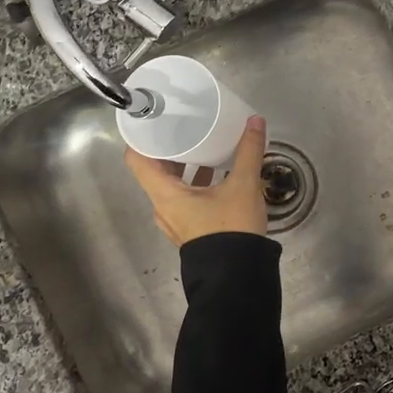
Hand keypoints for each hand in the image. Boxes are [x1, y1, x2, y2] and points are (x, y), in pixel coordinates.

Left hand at [124, 116, 269, 245]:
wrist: (238, 274)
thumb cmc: (232, 226)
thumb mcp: (244, 185)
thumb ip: (249, 151)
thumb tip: (255, 120)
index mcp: (165, 194)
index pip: (137, 159)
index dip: (141, 137)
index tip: (154, 118)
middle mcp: (163, 207)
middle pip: (155, 170)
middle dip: (170, 148)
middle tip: (185, 126)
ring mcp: (175, 220)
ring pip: (171, 186)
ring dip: (184, 167)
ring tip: (204, 147)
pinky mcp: (189, 229)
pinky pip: (184, 199)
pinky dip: (195, 183)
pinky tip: (218, 174)